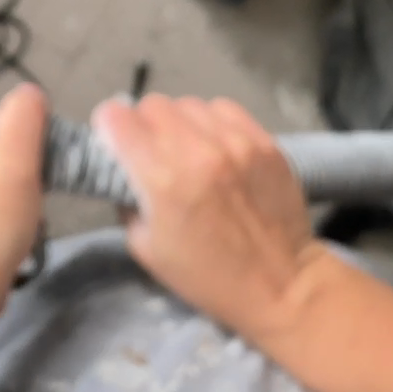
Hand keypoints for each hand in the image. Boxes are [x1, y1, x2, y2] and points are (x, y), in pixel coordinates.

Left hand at [0, 83, 48, 316]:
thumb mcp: (17, 159)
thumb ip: (25, 115)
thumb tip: (31, 92)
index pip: (10, 117)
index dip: (36, 140)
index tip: (49, 170)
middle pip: (2, 148)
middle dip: (27, 170)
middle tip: (37, 199)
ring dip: (18, 195)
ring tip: (24, 222)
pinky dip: (2, 217)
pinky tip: (9, 239)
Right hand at [94, 95, 341, 341]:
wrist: (284, 287)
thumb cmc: (208, 276)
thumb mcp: (146, 248)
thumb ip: (127, 197)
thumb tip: (122, 166)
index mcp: (163, 179)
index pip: (117, 117)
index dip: (108, 126)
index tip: (114, 140)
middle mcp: (197, 151)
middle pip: (152, 104)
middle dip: (144, 124)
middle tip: (152, 150)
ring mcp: (235, 142)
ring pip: (187, 103)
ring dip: (180, 123)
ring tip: (188, 150)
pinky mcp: (263, 140)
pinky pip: (223, 108)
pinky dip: (212, 122)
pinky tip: (216, 146)